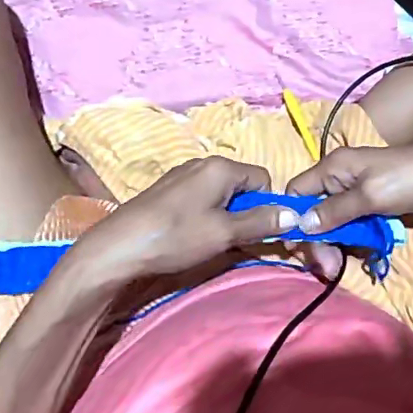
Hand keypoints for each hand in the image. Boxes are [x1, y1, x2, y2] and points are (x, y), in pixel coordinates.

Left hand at [58, 157, 296, 289]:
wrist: (118, 248)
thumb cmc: (176, 236)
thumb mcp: (225, 233)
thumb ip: (262, 222)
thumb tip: (295, 215)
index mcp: (221, 167)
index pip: (263, 179)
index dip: (267, 205)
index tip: (260, 231)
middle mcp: (203, 163)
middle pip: (243, 186)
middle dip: (247, 212)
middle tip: (237, 240)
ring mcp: (183, 176)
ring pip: (222, 194)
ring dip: (227, 217)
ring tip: (213, 241)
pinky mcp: (168, 191)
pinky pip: (202, 198)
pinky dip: (207, 216)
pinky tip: (192, 236)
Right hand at [285, 146, 412, 277]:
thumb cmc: (406, 181)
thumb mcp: (368, 197)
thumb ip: (334, 211)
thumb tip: (301, 225)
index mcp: (333, 166)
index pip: (297, 192)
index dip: (293, 218)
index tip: (301, 246)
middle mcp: (339, 177)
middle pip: (312, 211)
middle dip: (315, 240)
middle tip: (326, 266)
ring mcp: (354, 192)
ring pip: (330, 222)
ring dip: (332, 245)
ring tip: (337, 268)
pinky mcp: (369, 205)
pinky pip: (349, 225)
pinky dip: (348, 241)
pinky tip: (353, 256)